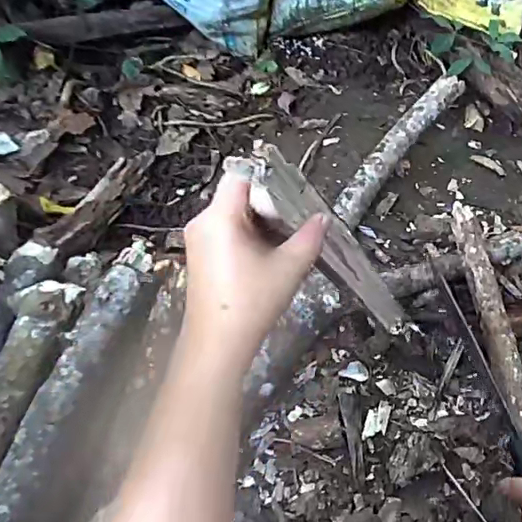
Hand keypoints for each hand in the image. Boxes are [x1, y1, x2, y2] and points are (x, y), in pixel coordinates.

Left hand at [180, 172, 326, 358]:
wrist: (218, 345)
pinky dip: (247, 238)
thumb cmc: (252, 302)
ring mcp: (198, 241)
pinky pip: (226, 233)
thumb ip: (309, 237)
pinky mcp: (201, 258)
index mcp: (218, 217)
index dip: (268, 183)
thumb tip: (322, 219)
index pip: (241, 177)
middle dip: (268, 207)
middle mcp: (202, 223)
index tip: (291, 202)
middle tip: (294, 226)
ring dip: (260, 225)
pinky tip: (266, 259)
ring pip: (233, 216)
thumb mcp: (289, 267)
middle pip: (238, 197)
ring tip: (284, 244)